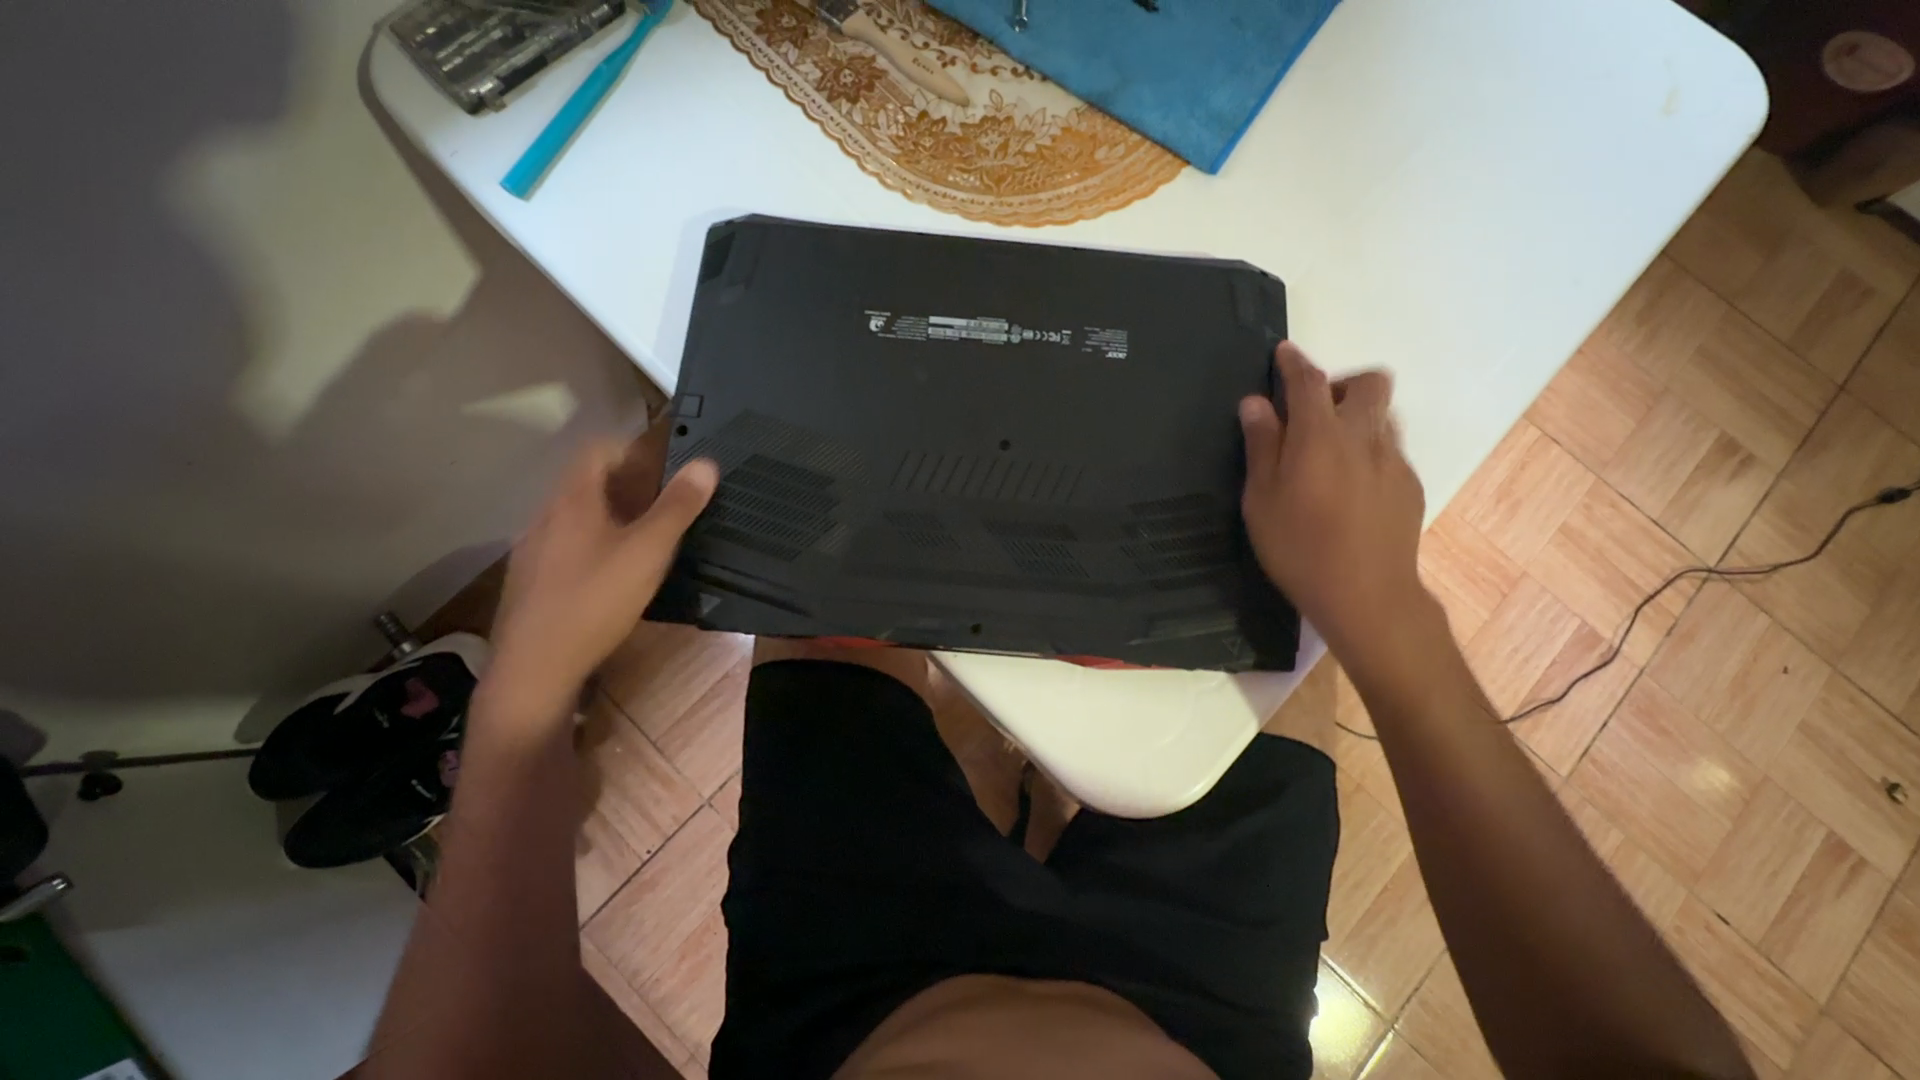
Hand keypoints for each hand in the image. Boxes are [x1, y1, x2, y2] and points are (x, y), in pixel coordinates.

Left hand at [486, 435, 717, 713]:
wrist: (534, 668)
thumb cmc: (594, 602)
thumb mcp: (648, 552)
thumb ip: (677, 508)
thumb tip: (705, 465)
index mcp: (572, 499)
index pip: (598, 449)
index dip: (632, 450)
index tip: (665, 467)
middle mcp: (546, 515)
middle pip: (587, 482)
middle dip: (628, 486)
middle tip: (664, 504)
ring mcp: (533, 549)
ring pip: (576, 516)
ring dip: (611, 517)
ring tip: (645, 540)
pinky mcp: (531, 581)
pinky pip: (566, 545)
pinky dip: (593, 545)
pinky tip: (612, 576)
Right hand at [1239, 342, 1428, 656]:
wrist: (1367, 595)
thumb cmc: (1299, 549)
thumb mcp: (1260, 501)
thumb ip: (1261, 446)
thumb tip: (1256, 404)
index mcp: (1319, 436)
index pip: (1309, 380)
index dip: (1294, 363)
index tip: (1283, 355)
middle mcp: (1363, 437)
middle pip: (1369, 383)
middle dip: (1341, 384)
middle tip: (1314, 413)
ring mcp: (1393, 461)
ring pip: (1384, 416)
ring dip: (1359, 418)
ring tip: (1332, 452)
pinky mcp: (1410, 486)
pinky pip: (1391, 451)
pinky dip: (1370, 453)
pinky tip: (1352, 489)